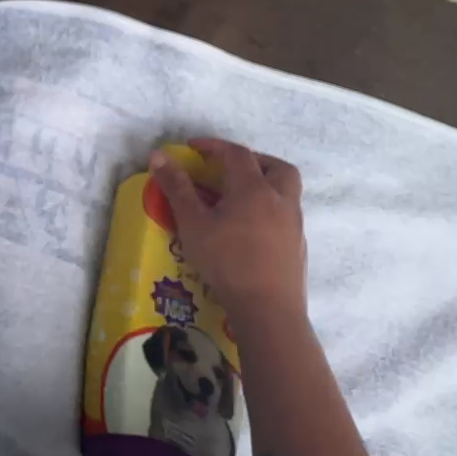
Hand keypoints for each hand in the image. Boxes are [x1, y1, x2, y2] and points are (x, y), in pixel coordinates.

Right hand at [151, 138, 307, 320]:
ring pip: (285, 191)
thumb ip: (176, 186)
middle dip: (252, 160)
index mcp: (254, 190)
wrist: (268, 309)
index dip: (214, 145)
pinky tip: (244, 226)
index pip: (237, 154)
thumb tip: (159, 155)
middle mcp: (281, 202)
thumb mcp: (192, 220)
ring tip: (231, 196)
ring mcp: (294, 225)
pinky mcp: (297, 246)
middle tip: (226, 166)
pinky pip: (284, 213)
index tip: (192, 148)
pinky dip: (266, 207)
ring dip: (261, 184)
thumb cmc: (226, 259)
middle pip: (277, 167)